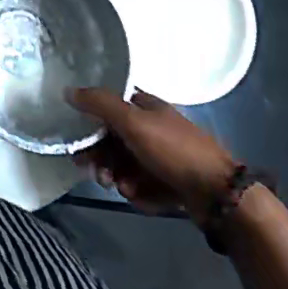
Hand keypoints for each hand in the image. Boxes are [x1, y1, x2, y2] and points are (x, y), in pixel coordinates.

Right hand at [70, 88, 237, 223]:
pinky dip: (140, 193)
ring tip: (122, 188)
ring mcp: (163, 158)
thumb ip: (99, 104)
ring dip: (118, 177)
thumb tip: (68, 90)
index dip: (91, 122)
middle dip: (102, 158)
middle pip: (114, 141)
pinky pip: (143, 185)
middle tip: (96, 173)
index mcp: (146, 108)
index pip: (109, 107)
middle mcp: (153, 130)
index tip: (78, 139)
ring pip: (126, 166)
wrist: (219, 195)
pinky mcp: (170, 183)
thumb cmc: (173, 150)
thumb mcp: (133, 121)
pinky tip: (143, 197)